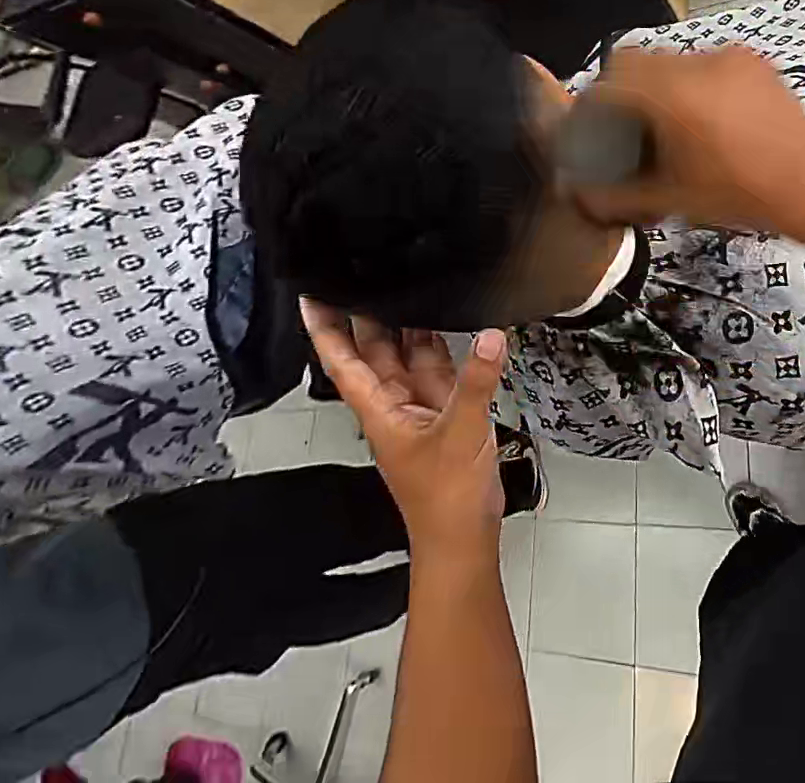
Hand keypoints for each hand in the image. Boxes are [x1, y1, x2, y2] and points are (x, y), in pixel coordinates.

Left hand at [300, 299, 504, 562]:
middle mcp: (395, 403)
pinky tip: (459, 328)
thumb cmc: (445, 491)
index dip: (326, 330)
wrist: (462, 528)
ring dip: (412, 330)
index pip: (344, 362)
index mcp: (379, 409)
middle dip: (371, 318)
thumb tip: (492, 335)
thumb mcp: (460, 431)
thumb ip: (476, 381)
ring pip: (411, 359)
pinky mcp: (450, 412)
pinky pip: (444, 372)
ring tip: (413, 288)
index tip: (312, 296)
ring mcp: (424, 408)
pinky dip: (450, 350)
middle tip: (371, 276)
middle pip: (376, 353)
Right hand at [570, 46, 804, 232]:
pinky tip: (709, 122)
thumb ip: (619, 195)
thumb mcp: (676, 198)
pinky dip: (697, 87)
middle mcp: (702, 63)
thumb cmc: (746, 196)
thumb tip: (582, 197)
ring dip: (665, 90)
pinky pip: (710, 66)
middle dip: (630, 96)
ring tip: (676, 129)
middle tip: (634, 131)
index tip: (599, 128)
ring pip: (676, 63)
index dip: (597, 102)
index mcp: (675, 92)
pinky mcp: (757, 65)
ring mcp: (734, 59)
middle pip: (642, 64)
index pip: (612, 75)